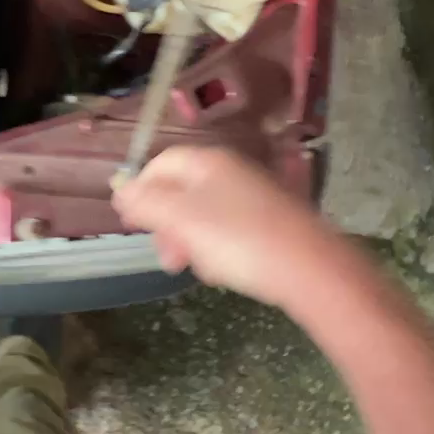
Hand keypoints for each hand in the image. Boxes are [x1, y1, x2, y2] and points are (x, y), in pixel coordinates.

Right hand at [113, 145, 349, 308]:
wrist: (313, 271)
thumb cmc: (239, 241)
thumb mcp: (181, 220)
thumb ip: (145, 202)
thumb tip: (120, 190)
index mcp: (207, 162)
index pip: (161, 163)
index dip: (140, 189)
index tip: (130, 221)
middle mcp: (230, 171)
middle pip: (181, 189)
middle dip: (165, 222)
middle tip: (163, 255)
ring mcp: (253, 196)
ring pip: (203, 212)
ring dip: (187, 239)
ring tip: (191, 267)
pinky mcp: (270, 222)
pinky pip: (228, 228)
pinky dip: (216, 246)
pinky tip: (221, 271)